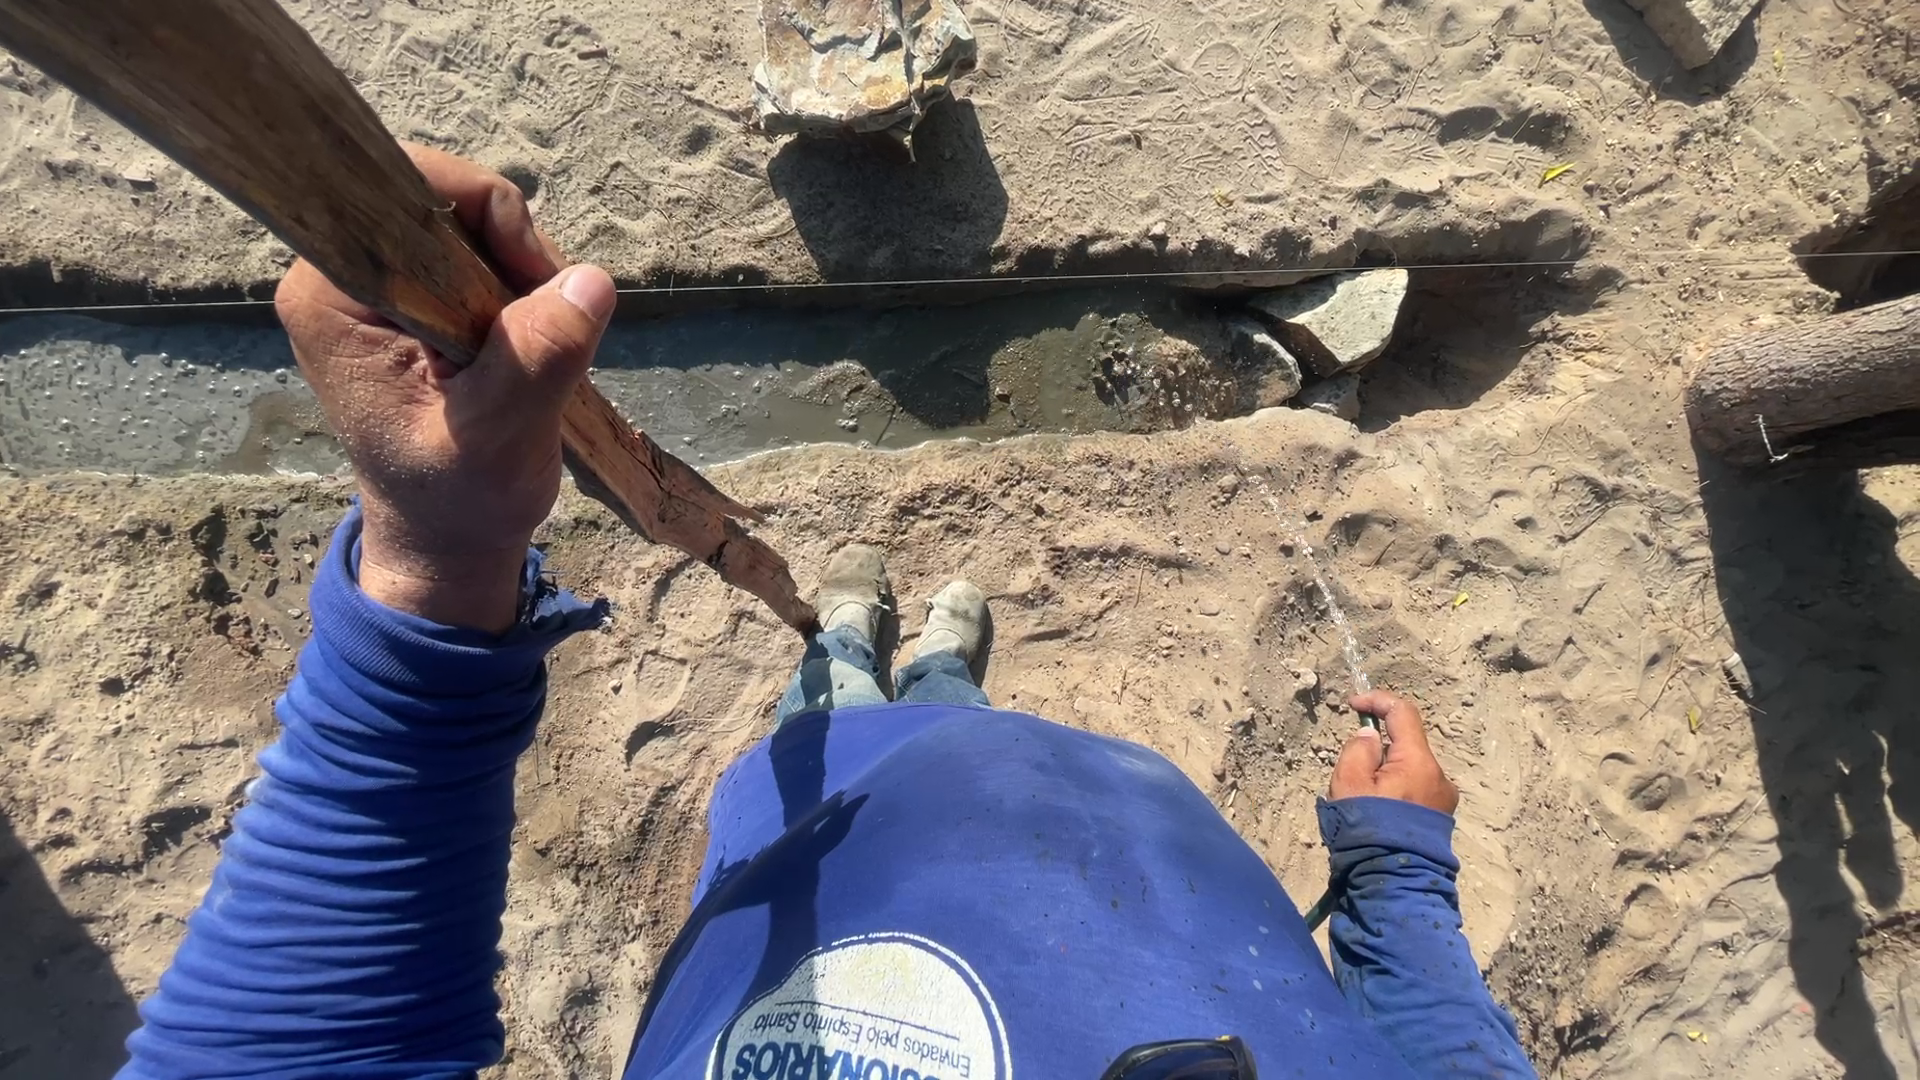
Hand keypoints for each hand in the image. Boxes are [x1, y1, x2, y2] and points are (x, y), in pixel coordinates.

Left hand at [274, 144, 615, 632]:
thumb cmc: (460, 499)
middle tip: (550, 337)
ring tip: (540, 356)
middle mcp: (347, 278)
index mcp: (336, 294)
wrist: (449, 541)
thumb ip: (539, 355)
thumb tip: (593, 281)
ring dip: (529, 288)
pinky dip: (526, 303)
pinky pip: (484, 272)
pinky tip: (532, 353)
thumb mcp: (500, 434)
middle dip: (520, 262)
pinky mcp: (420, 314)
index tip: (543, 295)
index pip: (414, 193)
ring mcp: (385, 295)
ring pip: (476, 239)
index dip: (494, 223)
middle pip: (451, 209)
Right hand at [1329, 690, 1458, 814]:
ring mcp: (1442, 797)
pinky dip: (1394, 785)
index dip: (1377, 700)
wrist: (1393, 879)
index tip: (1353, 705)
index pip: (1403, 713)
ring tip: (1361, 794)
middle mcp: (1438, 775)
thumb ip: (1358, 749)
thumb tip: (1371, 736)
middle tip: (1351, 768)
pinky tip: (1377, 807)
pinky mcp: (1440, 815)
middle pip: (1406, 743)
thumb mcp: (1349, 781)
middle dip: (1376, 745)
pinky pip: (1414, 786)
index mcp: (1418, 762)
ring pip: (1408, 766)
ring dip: (1384, 768)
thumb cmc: (1366, 826)